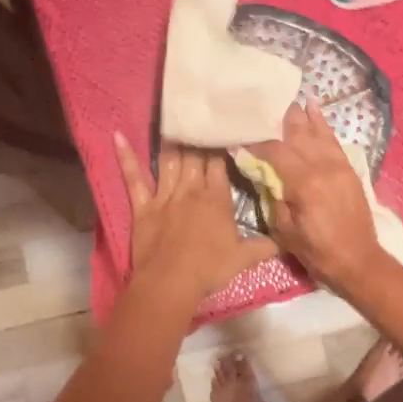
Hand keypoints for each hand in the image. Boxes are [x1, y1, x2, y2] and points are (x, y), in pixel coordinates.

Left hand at [114, 133, 277, 301]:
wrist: (171, 282)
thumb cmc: (210, 269)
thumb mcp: (244, 259)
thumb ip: (265, 247)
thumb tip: (284, 242)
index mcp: (216, 199)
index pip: (219, 165)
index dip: (220, 147)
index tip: (222, 132)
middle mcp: (191, 191)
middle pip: (195, 157)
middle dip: (197, 138)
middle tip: (198, 119)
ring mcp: (164, 196)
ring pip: (168, 162)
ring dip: (171, 142)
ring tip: (171, 121)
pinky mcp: (142, 207)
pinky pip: (134, 178)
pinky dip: (126, 157)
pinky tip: (117, 136)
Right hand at [245, 102, 382, 287]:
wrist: (358, 261)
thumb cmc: (318, 252)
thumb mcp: (285, 231)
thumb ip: (273, 199)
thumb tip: (264, 176)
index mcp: (305, 183)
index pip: (276, 151)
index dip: (257, 144)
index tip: (241, 139)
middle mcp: (323, 167)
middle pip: (297, 135)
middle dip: (279, 122)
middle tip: (261, 108)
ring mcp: (339, 166)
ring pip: (316, 133)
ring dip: (301, 117)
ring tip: (287, 102)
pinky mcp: (348, 170)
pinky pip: (333, 141)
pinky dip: (323, 125)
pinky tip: (313, 109)